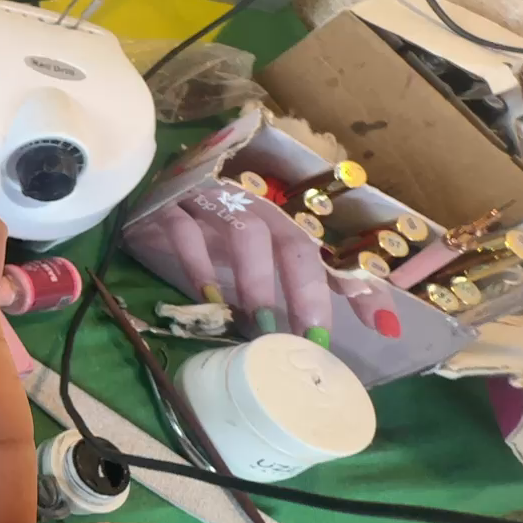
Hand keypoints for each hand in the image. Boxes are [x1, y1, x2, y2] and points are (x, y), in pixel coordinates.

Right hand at [127, 193, 399, 344]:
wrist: (140, 186)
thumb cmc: (200, 220)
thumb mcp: (252, 245)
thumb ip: (295, 270)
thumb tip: (367, 318)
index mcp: (276, 211)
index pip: (333, 249)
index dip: (359, 283)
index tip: (382, 328)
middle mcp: (250, 201)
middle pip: (292, 241)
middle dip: (306, 290)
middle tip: (311, 336)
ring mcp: (208, 198)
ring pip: (245, 234)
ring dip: (257, 282)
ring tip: (261, 325)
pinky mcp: (166, 202)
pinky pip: (185, 231)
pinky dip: (197, 265)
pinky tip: (207, 297)